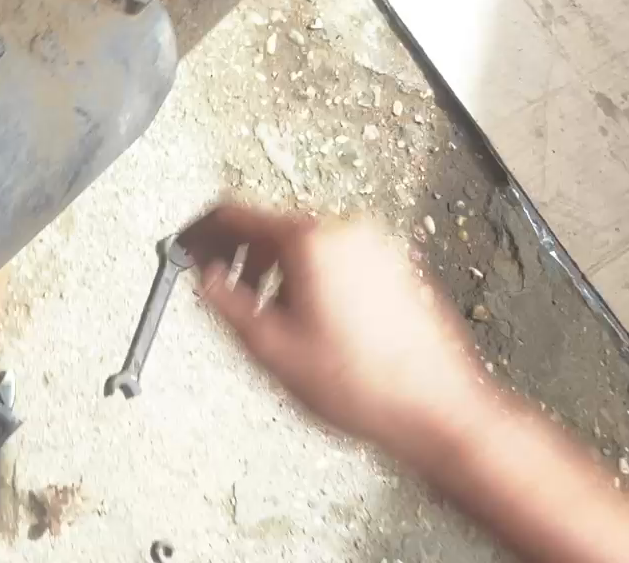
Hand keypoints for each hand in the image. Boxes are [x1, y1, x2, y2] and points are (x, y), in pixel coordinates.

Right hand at [180, 202, 491, 464]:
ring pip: (302, 243)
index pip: (233, 213)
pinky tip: (311, 318)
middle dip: (240, 257)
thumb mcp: (268, 347)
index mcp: (309, 239)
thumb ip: (222, 301)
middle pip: (269, 226)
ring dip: (274, 269)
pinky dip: (310, 275)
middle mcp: (343, 231)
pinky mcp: (394, 265)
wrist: (441, 414)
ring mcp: (374, 246)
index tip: (187, 244)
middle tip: (225, 288)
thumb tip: (202, 276)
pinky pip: (334, 256)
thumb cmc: (365, 386)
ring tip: (272, 314)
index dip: (200, 230)